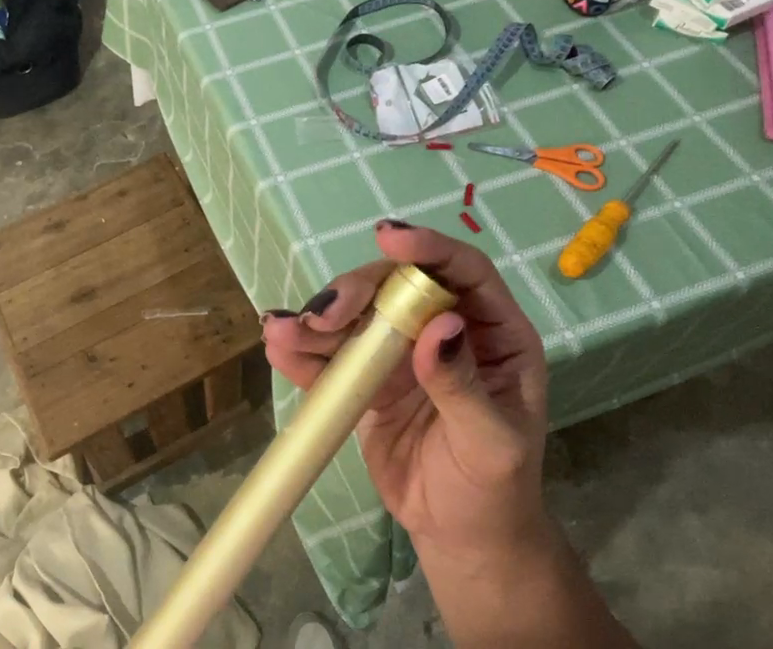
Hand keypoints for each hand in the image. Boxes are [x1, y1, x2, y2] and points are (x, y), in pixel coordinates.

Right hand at [262, 221, 552, 558]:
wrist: (460, 536)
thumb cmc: (494, 490)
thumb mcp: (491, 443)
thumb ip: (463, 385)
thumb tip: (439, 326)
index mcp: (494, 333)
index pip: (464, 272)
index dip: (427, 248)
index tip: (386, 237)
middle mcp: (445, 330)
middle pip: (395, 287)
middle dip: (354, 292)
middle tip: (320, 315)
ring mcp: (402, 354)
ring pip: (356, 317)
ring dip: (316, 320)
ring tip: (280, 332)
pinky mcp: (368, 380)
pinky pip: (333, 356)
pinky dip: (304, 351)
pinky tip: (278, 348)